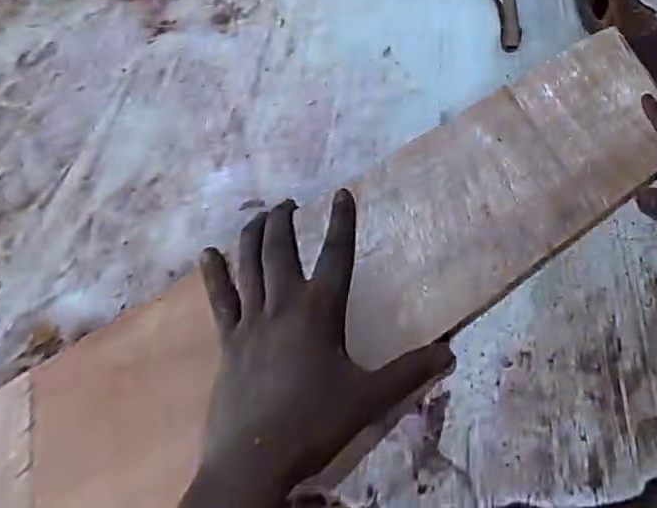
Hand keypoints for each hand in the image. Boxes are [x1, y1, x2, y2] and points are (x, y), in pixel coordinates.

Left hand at [183, 190, 453, 505]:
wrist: (253, 463)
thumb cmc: (314, 425)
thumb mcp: (369, 398)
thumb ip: (409, 372)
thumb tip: (449, 354)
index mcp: (319, 310)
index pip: (336, 253)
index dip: (342, 220)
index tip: (342, 192)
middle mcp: (284, 305)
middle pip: (280, 248)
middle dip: (284, 219)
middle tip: (290, 203)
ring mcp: (252, 321)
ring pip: (250, 264)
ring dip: (254, 234)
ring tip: (260, 215)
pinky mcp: (229, 341)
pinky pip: (221, 299)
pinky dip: (214, 274)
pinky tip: (207, 253)